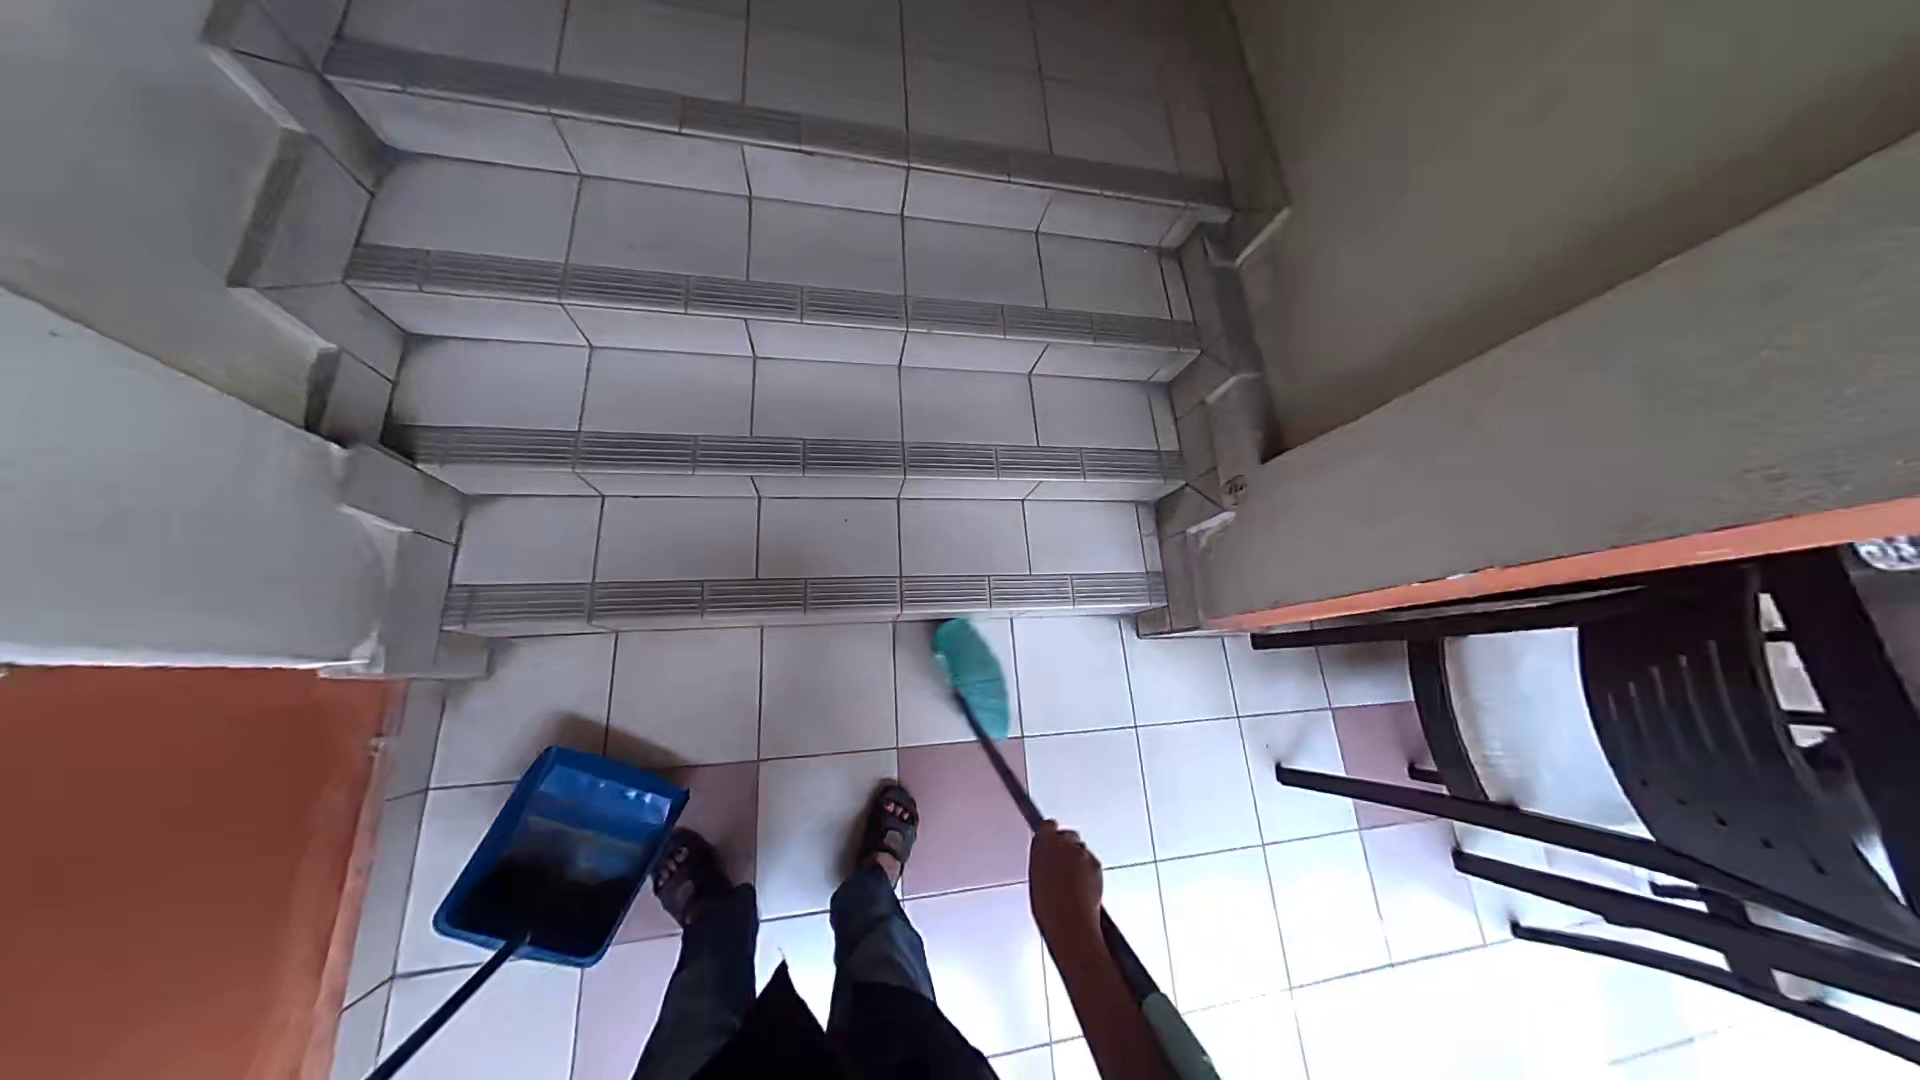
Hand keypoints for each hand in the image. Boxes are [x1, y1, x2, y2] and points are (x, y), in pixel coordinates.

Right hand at [1029, 820, 1103, 947]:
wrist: (1069, 922)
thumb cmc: (1049, 908)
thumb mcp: (1036, 878)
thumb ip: (1043, 860)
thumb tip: (1048, 860)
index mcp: (1043, 844)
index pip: (1048, 826)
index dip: (1051, 833)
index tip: (1052, 838)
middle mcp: (1063, 843)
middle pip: (1068, 836)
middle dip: (1067, 847)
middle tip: (1065, 865)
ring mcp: (1081, 852)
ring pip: (1081, 849)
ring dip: (1079, 859)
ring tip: (1075, 882)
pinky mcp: (1095, 863)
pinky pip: (1092, 862)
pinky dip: (1090, 871)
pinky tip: (1084, 888)